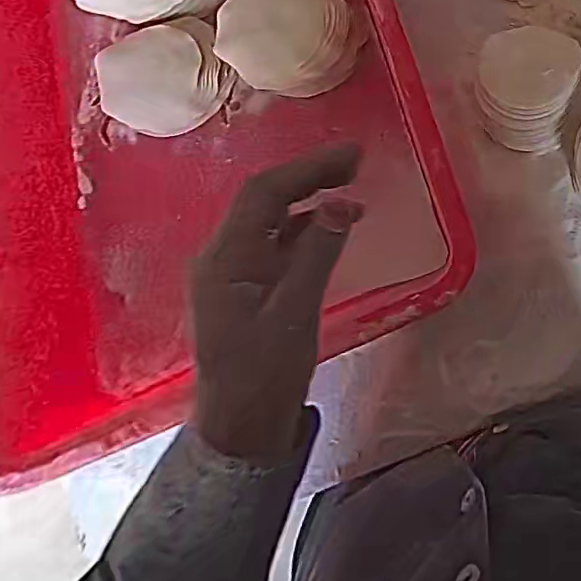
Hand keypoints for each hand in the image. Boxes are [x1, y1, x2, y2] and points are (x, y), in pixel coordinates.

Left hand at [188, 145, 362, 461]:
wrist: (242, 426)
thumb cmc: (265, 372)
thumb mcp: (296, 313)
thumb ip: (318, 255)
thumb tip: (342, 204)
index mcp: (226, 258)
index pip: (265, 194)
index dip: (308, 167)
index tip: (352, 154)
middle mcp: (224, 255)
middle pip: (266, 198)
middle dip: (311, 174)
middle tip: (356, 161)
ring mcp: (235, 270)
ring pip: (273, 216)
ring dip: (310, 195)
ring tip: (352, 184)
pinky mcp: (250, 284)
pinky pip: (279, 238)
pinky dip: (309, 223)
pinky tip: (336, 223)